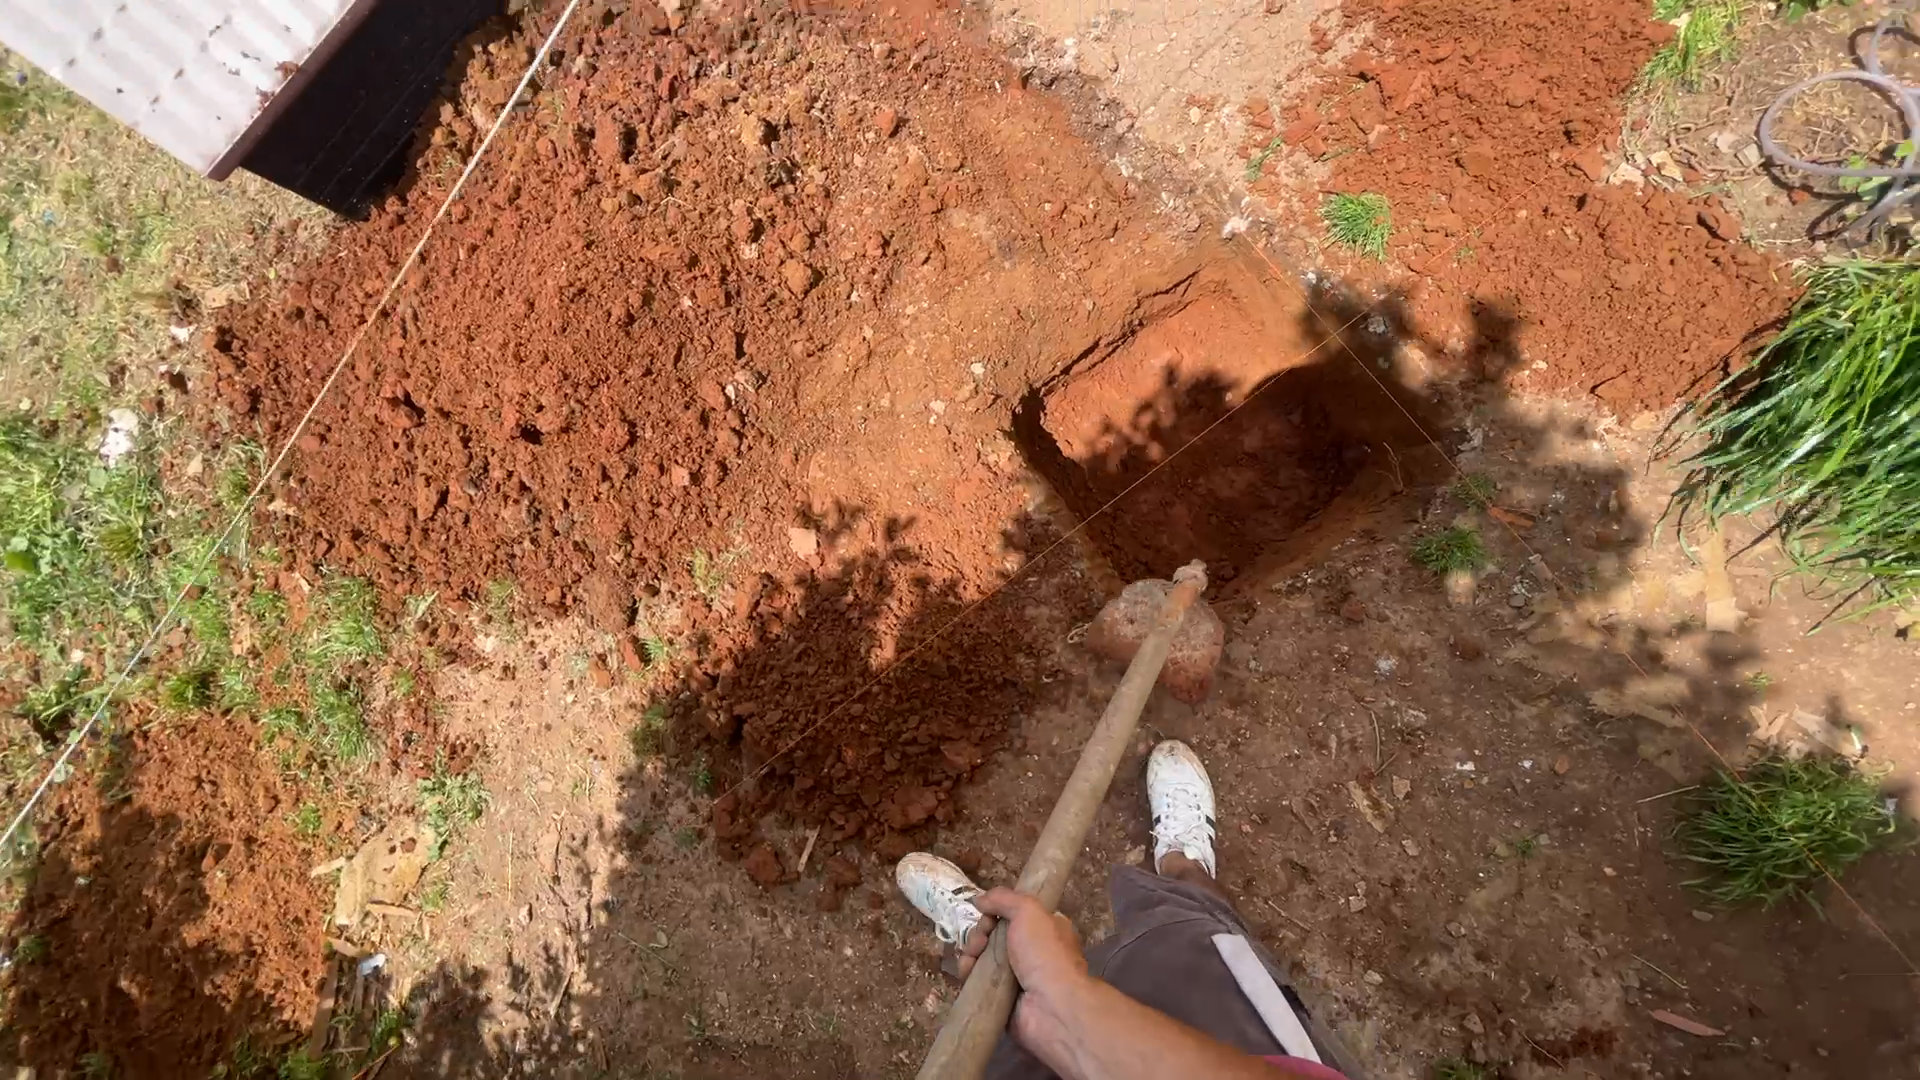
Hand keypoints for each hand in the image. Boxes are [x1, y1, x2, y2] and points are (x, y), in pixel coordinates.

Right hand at [957, 889, 1089, 1052]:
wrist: (1052, 1008)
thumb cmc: (1045, 952)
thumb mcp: (1028, 910)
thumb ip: (1003, 898)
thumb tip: (979, 899)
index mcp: (1045, 929)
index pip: (1014, 914)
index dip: (996, 911)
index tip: (988, 914)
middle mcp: (1032, 952)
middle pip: (995, 934)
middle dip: (981, 932)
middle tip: (980, 939)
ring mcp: (1017, 977)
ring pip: (984, 957)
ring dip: (972, 952)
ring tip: (971, 956)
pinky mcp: (1002, 999)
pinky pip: (980, 982)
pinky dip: (969, 974)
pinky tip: (966, 971)